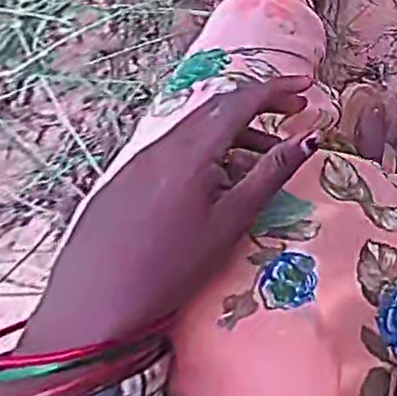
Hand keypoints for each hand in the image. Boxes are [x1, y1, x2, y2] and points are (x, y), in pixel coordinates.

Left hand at [15, 74, 316, 354]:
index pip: (241, 100)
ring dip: (237, 131)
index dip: (278, 87)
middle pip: (218, 107)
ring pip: (198, 128)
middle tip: (294, 111)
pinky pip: (177, 148)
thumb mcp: (230, 221)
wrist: (87, 311)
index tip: (307, 84)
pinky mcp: (126, 178)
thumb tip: (310, 138)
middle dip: (260, 103)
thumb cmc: (169, 268)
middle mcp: (163, 144)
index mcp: (191, 150)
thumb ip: (271, 173)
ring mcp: (140, 159)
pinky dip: (210, 149)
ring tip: (266, 155)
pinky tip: (220, 180)